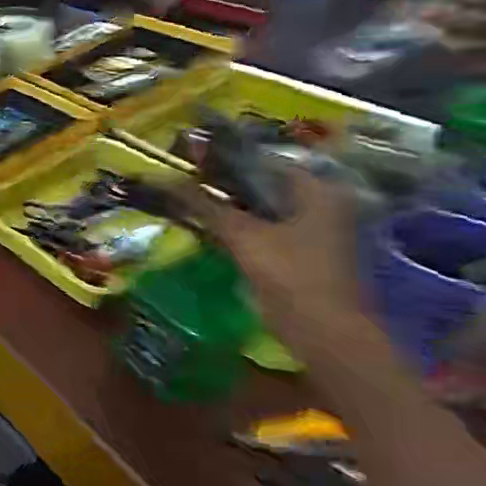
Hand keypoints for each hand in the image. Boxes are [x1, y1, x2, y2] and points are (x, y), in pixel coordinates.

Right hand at [172, 168, 377, 364]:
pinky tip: (203, 225)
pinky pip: (260, 228)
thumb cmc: (290, 272)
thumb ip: (204, 203)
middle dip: (221, 182)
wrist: (322, 329)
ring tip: (184, 198)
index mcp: (318, 192)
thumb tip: (163, 177)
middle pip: (261, 184)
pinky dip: (234, 225)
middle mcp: (320, 205)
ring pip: (258, 207)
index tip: (188, 156)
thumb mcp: (241, 234)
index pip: (264, 161)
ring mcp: (311, 231)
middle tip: (179, 177)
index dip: (225, 157)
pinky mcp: (297, 253)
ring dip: (225, 204)